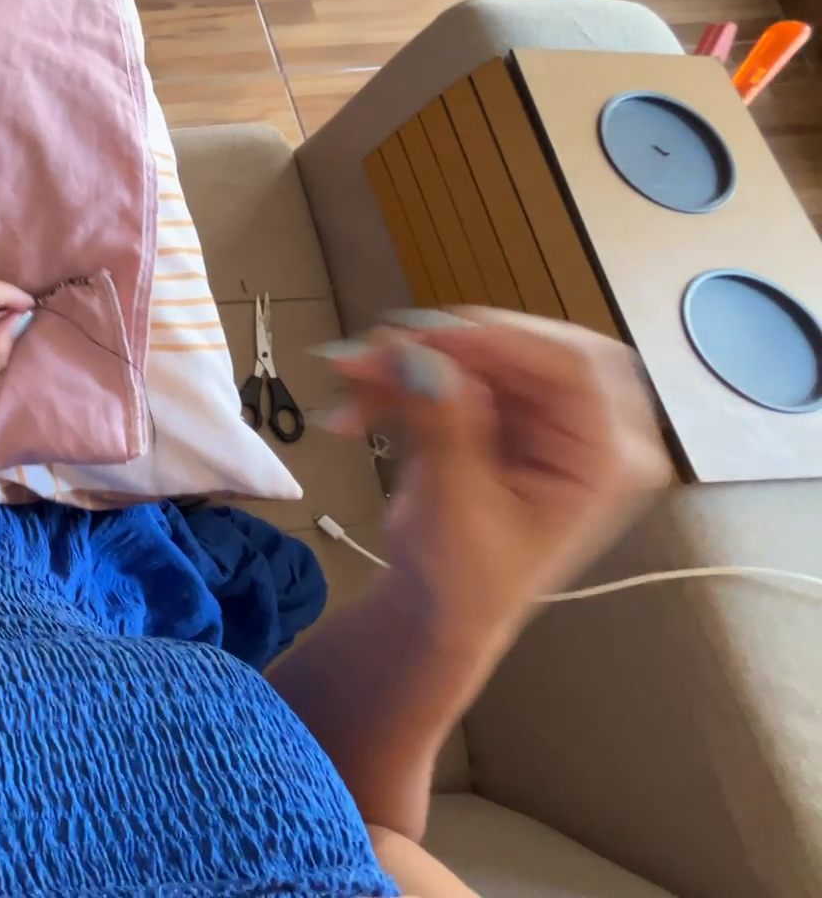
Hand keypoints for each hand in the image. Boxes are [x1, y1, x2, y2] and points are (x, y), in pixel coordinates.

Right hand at [322, 309, 670, 628]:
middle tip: (373, 352)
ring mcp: (530, 421)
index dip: (494, 340)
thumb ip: (443, 426)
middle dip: (441, 345)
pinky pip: (441, 379)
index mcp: (601, 454)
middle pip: (520, 350)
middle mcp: (577, 426)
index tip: (415, 340)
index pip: (569, 366)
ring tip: (346, 381)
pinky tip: (353, 409)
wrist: (436, 606)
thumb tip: (414, 356)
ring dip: (401, 365)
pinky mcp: (487, 420)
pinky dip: (392, 385)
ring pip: (470, 360)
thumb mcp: (455, 505)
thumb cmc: (462, 577)